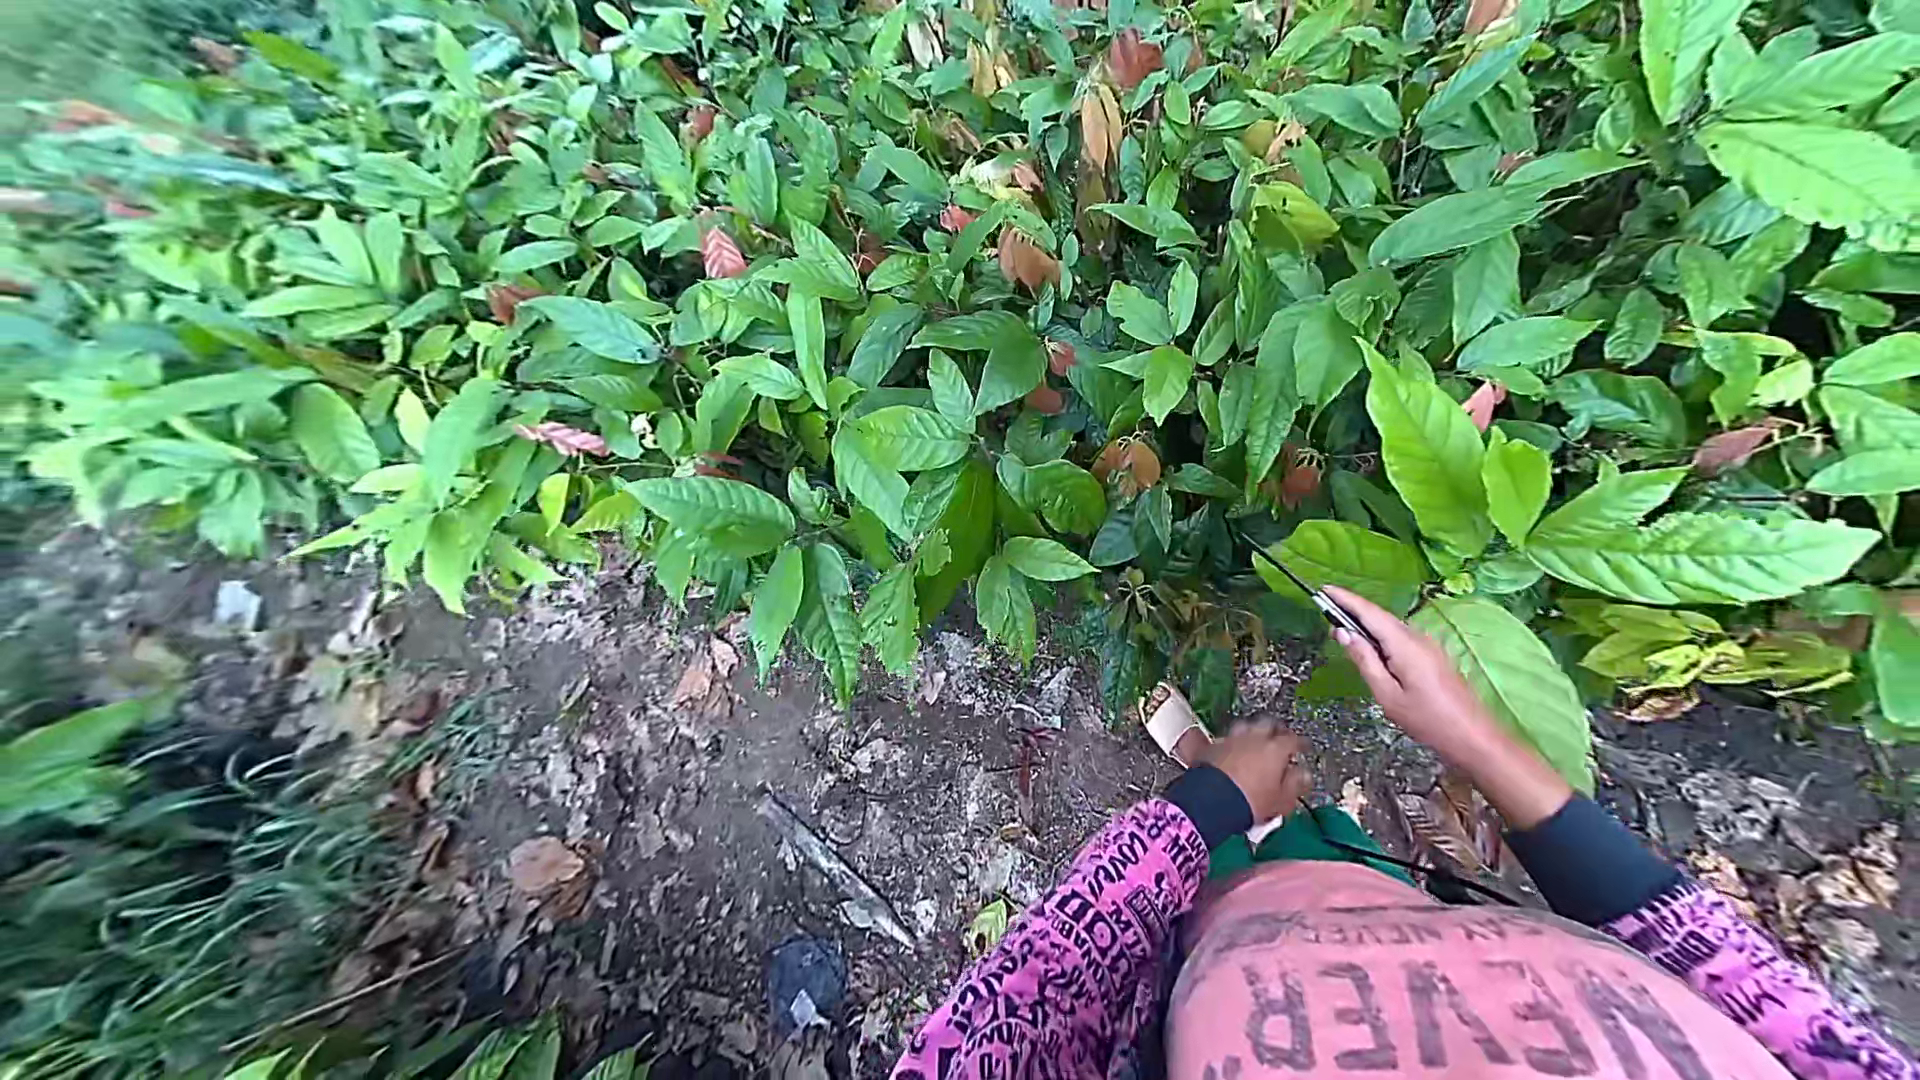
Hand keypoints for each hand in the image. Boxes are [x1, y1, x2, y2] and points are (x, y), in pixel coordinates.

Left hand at [1191, 721, 1311, 822]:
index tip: (1302, 746)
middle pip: (1266, 724)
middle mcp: (1250, 738)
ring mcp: (1226, 740)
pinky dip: (1210, 738)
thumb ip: (1295, 783)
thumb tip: (1303, 774)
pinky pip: (1207, 736)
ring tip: (1251, 738)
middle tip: (1279, 737)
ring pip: (1241, 726)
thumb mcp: (1283, 799)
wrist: (1213, 801)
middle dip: (1275, 729)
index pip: (1292, 740)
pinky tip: (1207, 738)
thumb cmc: (1252, 803)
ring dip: (1248, 731)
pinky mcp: (1205, 746)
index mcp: (1274, 750)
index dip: (1299, 743)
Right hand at [1323, 586, 1572, 828]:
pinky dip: (1378, 632)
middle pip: (1380, 616)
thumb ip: (1364, 660)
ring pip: (1390, 625)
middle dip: (1352, 608)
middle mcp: (1418, 639)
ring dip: (1365, 621)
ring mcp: (1428, 646)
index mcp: (1405, 645)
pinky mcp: (1432, 655)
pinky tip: (1368, 642)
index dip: (1346, 599)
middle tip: (1325, 606)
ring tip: (1340, 623)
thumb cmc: (1428, 719)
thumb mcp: (1386, 693)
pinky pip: (1399, 636)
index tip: (1325, 589)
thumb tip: (1343, 633)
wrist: (1474, 737)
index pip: (1370, 613)